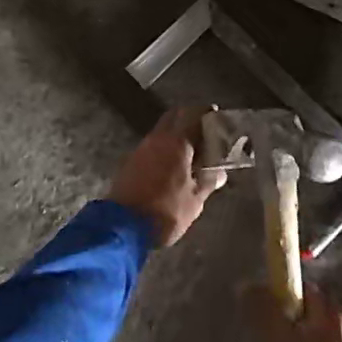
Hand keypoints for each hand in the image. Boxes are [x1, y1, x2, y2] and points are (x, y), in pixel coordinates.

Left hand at [107, 106, 226, 246]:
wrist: (122, 227)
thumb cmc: (165, 212)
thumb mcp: (194, 201)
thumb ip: (208, 182)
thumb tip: (220, 172)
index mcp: (175, 142)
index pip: (193, 114)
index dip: (207, 114)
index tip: (219, 119)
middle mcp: (156, 138)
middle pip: (174, 117)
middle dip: (190, 119)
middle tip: (206, 134)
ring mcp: (140, 149)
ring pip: (162, 131)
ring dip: (177, 135)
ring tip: (193, 153)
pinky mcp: (130, 162)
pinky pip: (152, 146)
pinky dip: (165, 148)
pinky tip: (174, 166)